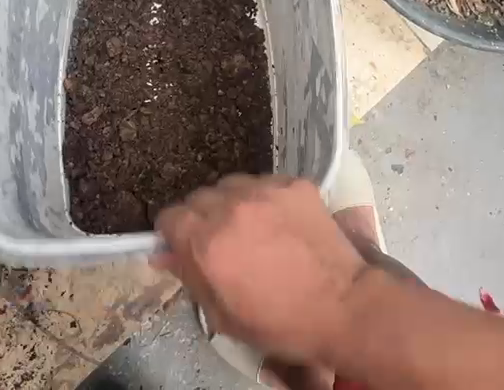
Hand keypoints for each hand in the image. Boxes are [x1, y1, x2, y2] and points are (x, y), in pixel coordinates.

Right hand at [153, 175, 369, 367]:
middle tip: (221, 241)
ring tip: (251, 228)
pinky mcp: (294, 182)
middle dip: (202, 217)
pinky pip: (265, 182)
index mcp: (208, 242)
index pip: (170, 216)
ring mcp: (266, 190)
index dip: (174, 233)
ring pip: (231, 184)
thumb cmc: (279, 321)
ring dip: (232, 203)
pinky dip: (264, 198)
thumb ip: (189, 275)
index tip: (184, 245)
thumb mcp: (222, 314)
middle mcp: (232, 207)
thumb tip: (162, 252)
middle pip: (199, 197)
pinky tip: (279, 221)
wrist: (341, 304)